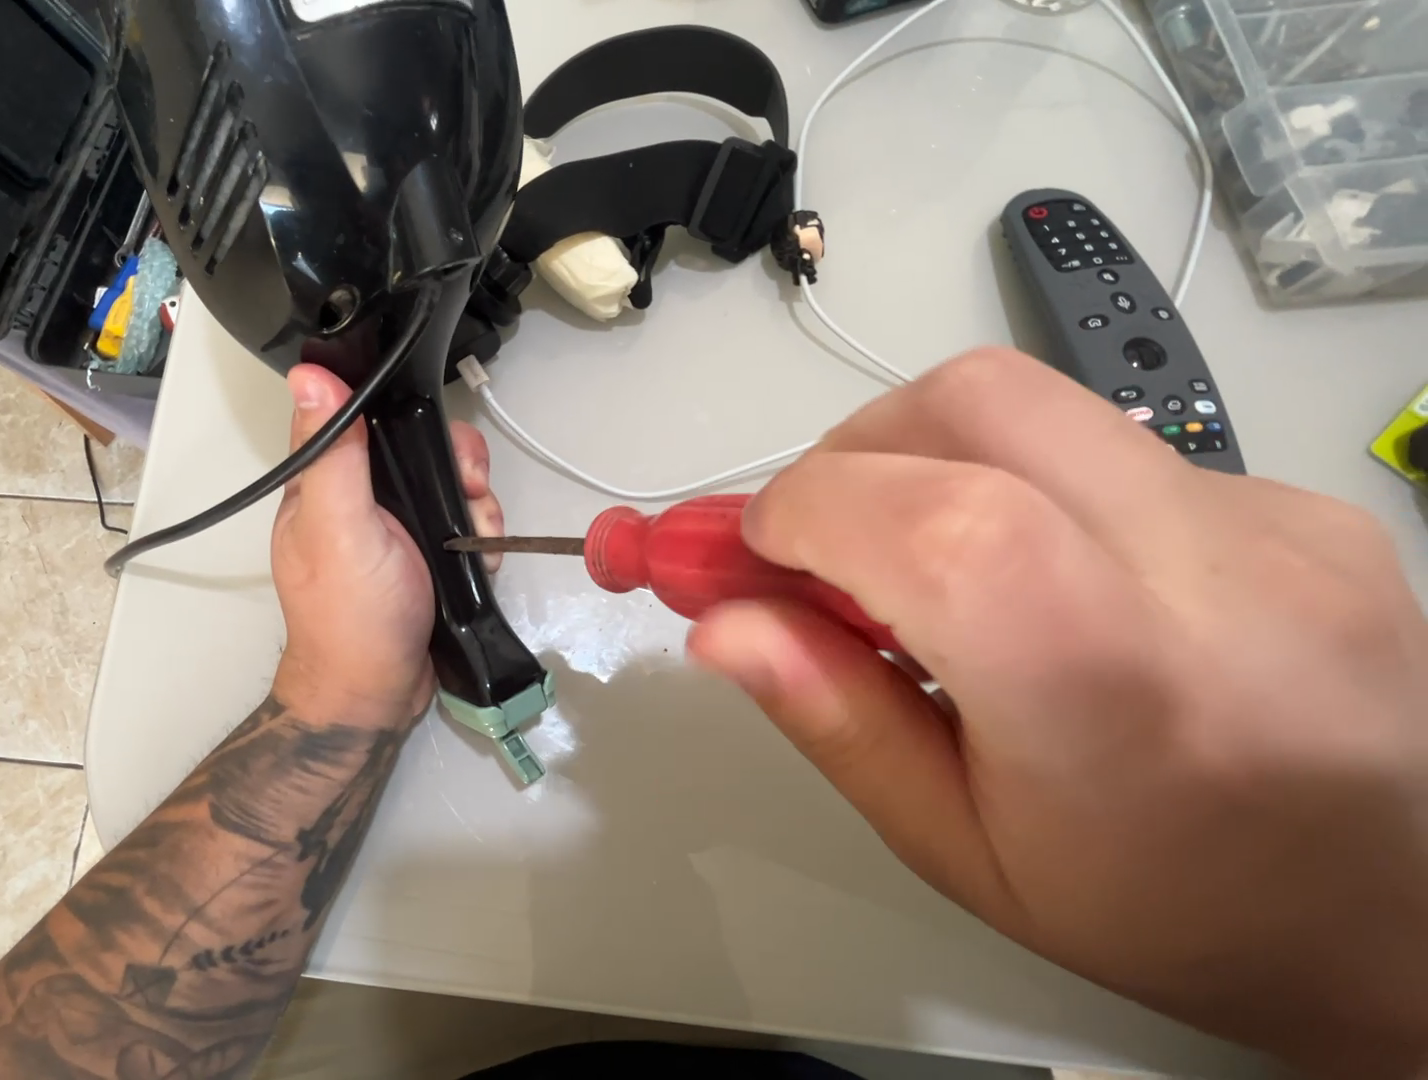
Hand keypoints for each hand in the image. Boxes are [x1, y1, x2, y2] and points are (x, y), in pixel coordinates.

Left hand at [271, 364, 503, 726]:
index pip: (366, 416)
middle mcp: (361, 497)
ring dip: (477, 505)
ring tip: (477, 540)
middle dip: (457, 465)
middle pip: (420, 447)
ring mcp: (397, 527)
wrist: (380, 692)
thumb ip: (333, 454)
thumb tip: (309, 374)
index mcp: (328, 481)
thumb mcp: (340, 528)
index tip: (434, 438)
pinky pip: (463, 522)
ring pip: (449, 483)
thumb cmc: (352, 615)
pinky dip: (481, 534)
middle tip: (468, 496)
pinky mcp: (428, 553)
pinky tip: (480, 556)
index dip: (405, 414)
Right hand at [687, 349, 1427, 1076]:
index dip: (810, 510)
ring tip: (908, 556)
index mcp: (1116, 702)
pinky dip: (996, 477)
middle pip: (978, 405)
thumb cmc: (1155, 910)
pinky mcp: (1288, 496)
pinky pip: (1083, 436)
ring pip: (1022, 400)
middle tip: (815, 538)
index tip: (753, 554)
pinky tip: (1019, 567)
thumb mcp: (951, 842)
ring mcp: (1269, 520)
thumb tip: (720, 626)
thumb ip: (830, 719)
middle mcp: (1216, 580)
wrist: (1402, 921)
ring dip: (912, 456)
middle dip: (847, 452)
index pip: (941, 526)